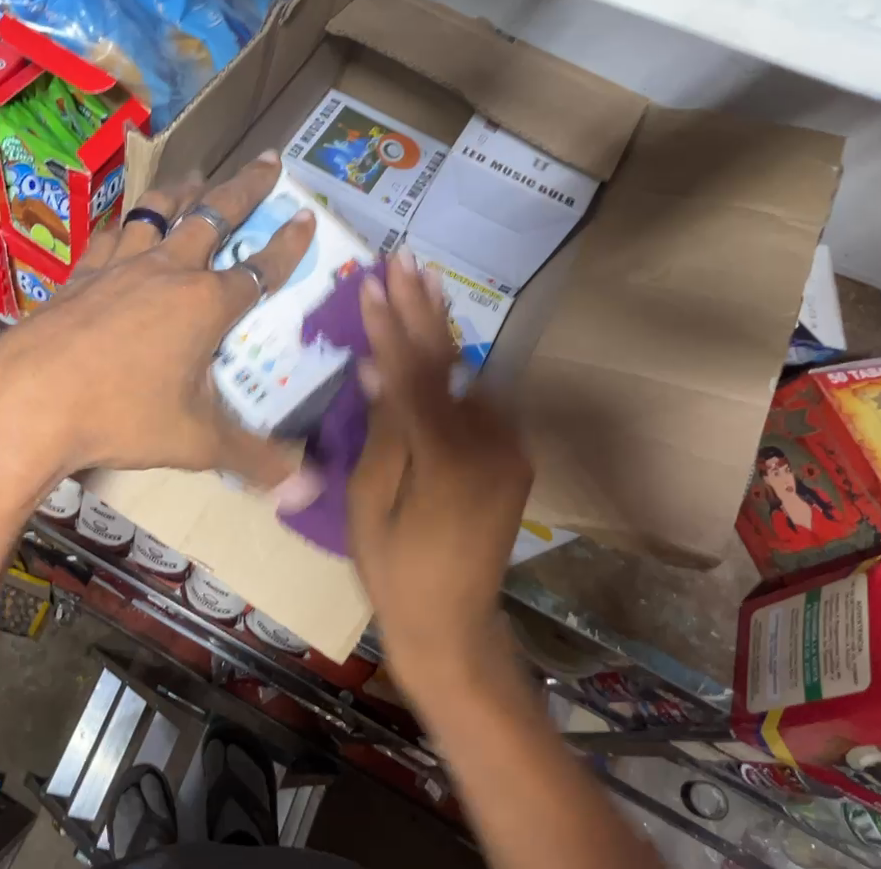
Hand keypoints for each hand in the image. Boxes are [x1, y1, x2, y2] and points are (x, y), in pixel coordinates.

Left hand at [0, 155, 314, 518]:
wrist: (29, 401)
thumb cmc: (121, 416)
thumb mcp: (196, 442)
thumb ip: (252, 456)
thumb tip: (303, 482)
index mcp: (206, 304)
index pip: (261, 266)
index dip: (288, 243)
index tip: (307, 215)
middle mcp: (166, 272)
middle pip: (213, 217)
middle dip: (246, 188)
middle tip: (268, 162)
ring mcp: (119, 268)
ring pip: (157, 213)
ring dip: (183, 192)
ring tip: (197, 177)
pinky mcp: (79, 276)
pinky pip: (111, 236)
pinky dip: (127, 225)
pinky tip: (126, 227)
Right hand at [347, 253, 531, 693]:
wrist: (451, 621)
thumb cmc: (393, 566)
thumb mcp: (369, 499)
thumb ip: (382, 430)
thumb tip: (374, 369)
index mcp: (445, 457)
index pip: (411, 373)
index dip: (390, 325)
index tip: (373, 281)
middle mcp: (488, 443)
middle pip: (448, 362)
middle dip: (423, 308)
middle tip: (406, 259)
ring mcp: (507, 449)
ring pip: (467, 374)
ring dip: (441, 327)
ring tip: (425, 281)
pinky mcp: (511, 457)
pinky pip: (476, 399)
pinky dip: (453, 363)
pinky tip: (441, 334)